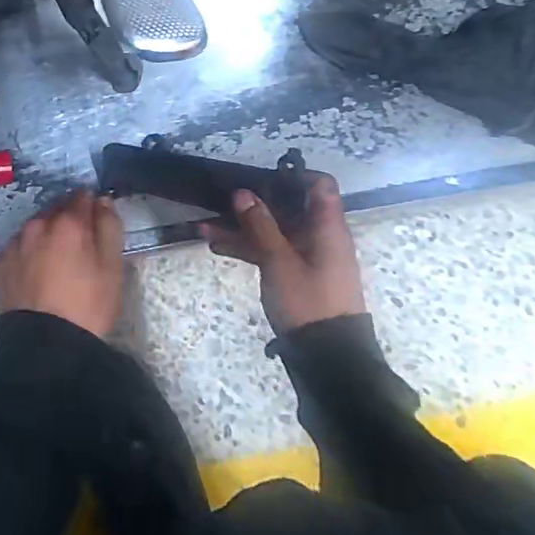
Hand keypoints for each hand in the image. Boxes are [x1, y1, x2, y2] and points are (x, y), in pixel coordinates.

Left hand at [0, 189, 125, 336]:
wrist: (44, 347)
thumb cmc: (87, 306)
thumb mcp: (112, 266)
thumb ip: (109, 226)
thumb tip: (102, 200)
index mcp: (68, 222)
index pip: (83, 196)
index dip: (92, 208)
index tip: (97, 224)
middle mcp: (38, 224)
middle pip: (57, 209)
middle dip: (69, 220)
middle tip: (80, 248)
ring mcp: (15, 243)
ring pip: (36, 227)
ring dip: (47, 235)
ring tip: (56, 264)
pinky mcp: (0, 263)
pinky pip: (19, 246)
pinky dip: (29, 252)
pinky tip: (36, 274)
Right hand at [204, 174, 364, 334]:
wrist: (329, 359)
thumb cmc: (308, 301)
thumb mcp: (279, 261)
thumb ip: (260, 225)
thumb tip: (243, 192)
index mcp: (327, 227)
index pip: (320, 185)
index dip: (294, 176)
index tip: (262, 177)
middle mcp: (320, 237)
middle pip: (289, 208)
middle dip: (254, 204)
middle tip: (222, 200)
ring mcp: (308, 257)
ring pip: (275, 231)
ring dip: (243, 228)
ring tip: (205, 227)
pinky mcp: (298, 276)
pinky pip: (272, 252)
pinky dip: (250, 248)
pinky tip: (218, 247)